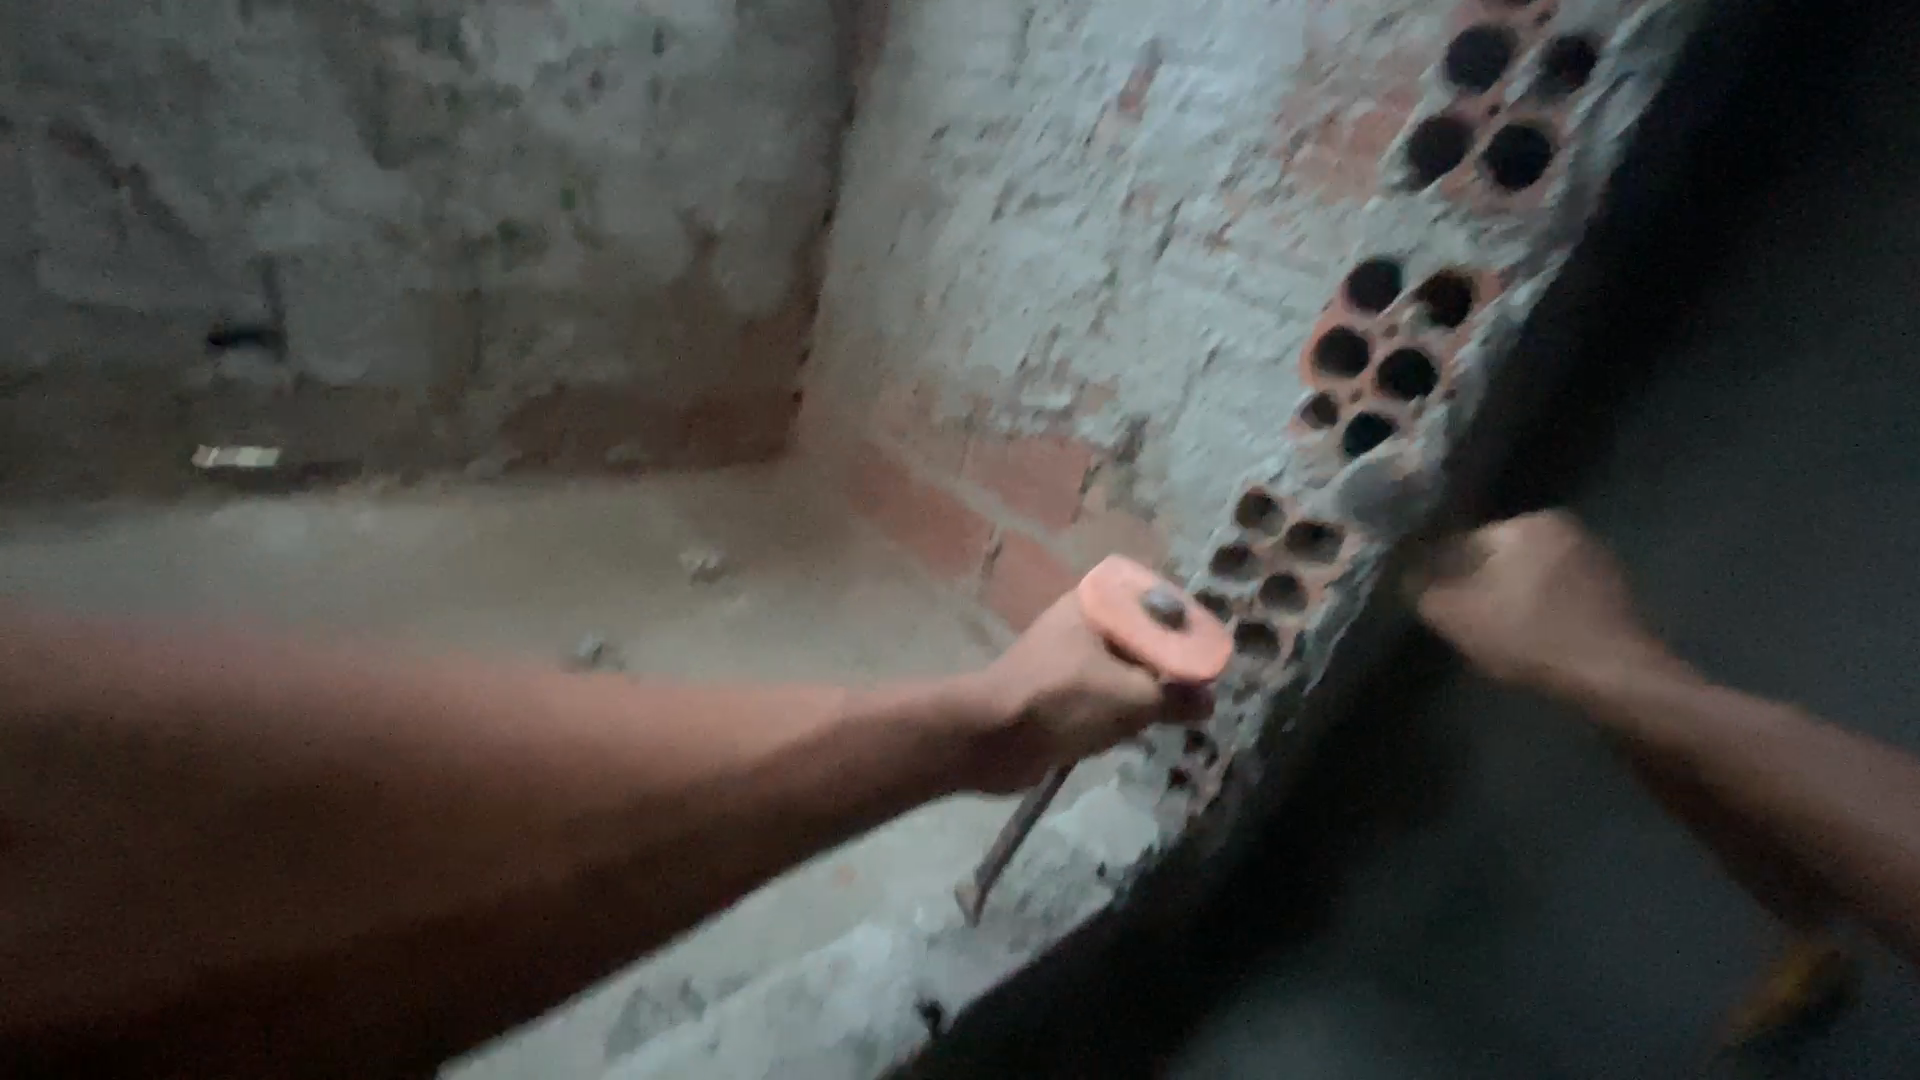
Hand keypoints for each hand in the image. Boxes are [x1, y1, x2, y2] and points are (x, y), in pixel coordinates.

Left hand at [960, 592, 1213, 793]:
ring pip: (1120, 667)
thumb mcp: (1132, 698)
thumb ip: (1175, 696)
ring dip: (1145, 689)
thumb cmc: (1063, 702)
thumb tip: (1209, 700)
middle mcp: (1080, 622)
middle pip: (1139, 636)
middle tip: (1198, 690)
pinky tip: (1140, 729)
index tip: (1209, 658)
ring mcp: (1065, 657)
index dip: (1185, 626)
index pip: (1153, 601)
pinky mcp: (1056, 691)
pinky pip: (1101, 693)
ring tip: (1177, 712)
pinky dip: (1121, 709)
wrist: (991, 737)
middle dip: (1168, 663)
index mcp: (1095, 605)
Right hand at [1408, 510, 1671, 693]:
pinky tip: (1529, 641)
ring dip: (1506, 600)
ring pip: (1526, 578)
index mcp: (1528, 524)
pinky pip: (1556, 596)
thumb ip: (1418, 586)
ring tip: (1493, 635)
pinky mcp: (1614, 594)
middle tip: (1461, 622)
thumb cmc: (1526, 636)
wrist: (1615, 681)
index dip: (1439, 575)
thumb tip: (1406, 574)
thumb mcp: (1450, 613)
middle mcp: (1566, 530)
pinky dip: (1537, 613)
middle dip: (1475, 585)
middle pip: (1495, 559)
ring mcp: (1597, 560)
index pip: (1461, 543)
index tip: (1433, 604)